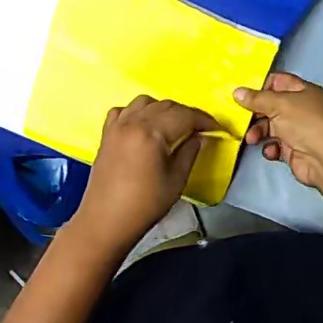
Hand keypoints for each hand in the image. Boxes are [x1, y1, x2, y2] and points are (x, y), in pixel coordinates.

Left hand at [67, 95, 219, 252]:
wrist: (107, 220)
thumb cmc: (145, 205)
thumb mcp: (176, 180)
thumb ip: (189, 153)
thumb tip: (198, 137)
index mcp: (151, 133)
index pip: (184, 115)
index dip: (204, 120)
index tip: (217, 129)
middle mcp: (133, 122)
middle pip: (165, 106)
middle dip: (186, 114)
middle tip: (200, 129)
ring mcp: (117, 126)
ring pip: (144, 103)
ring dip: (163, 109)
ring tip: (173, 125)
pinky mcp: (106, 134)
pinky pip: (123, 111)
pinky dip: (137, 112)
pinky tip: (144, 125)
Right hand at [233, 73, 322, 189]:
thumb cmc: (306, 123)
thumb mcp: (280, 105)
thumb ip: (256, 99)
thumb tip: (236, 91)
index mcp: (302, 92)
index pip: (279, 82)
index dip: (261, 86)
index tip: (244, 94)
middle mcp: (300, 109)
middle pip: (271, 106)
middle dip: (255, 113)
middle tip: (241, 119)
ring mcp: (297, 131)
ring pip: (270, 128)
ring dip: (258, 132)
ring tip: (252, 139)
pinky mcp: (293, 150)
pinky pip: (275, 146)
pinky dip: (270, 148)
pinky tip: (271, 151)